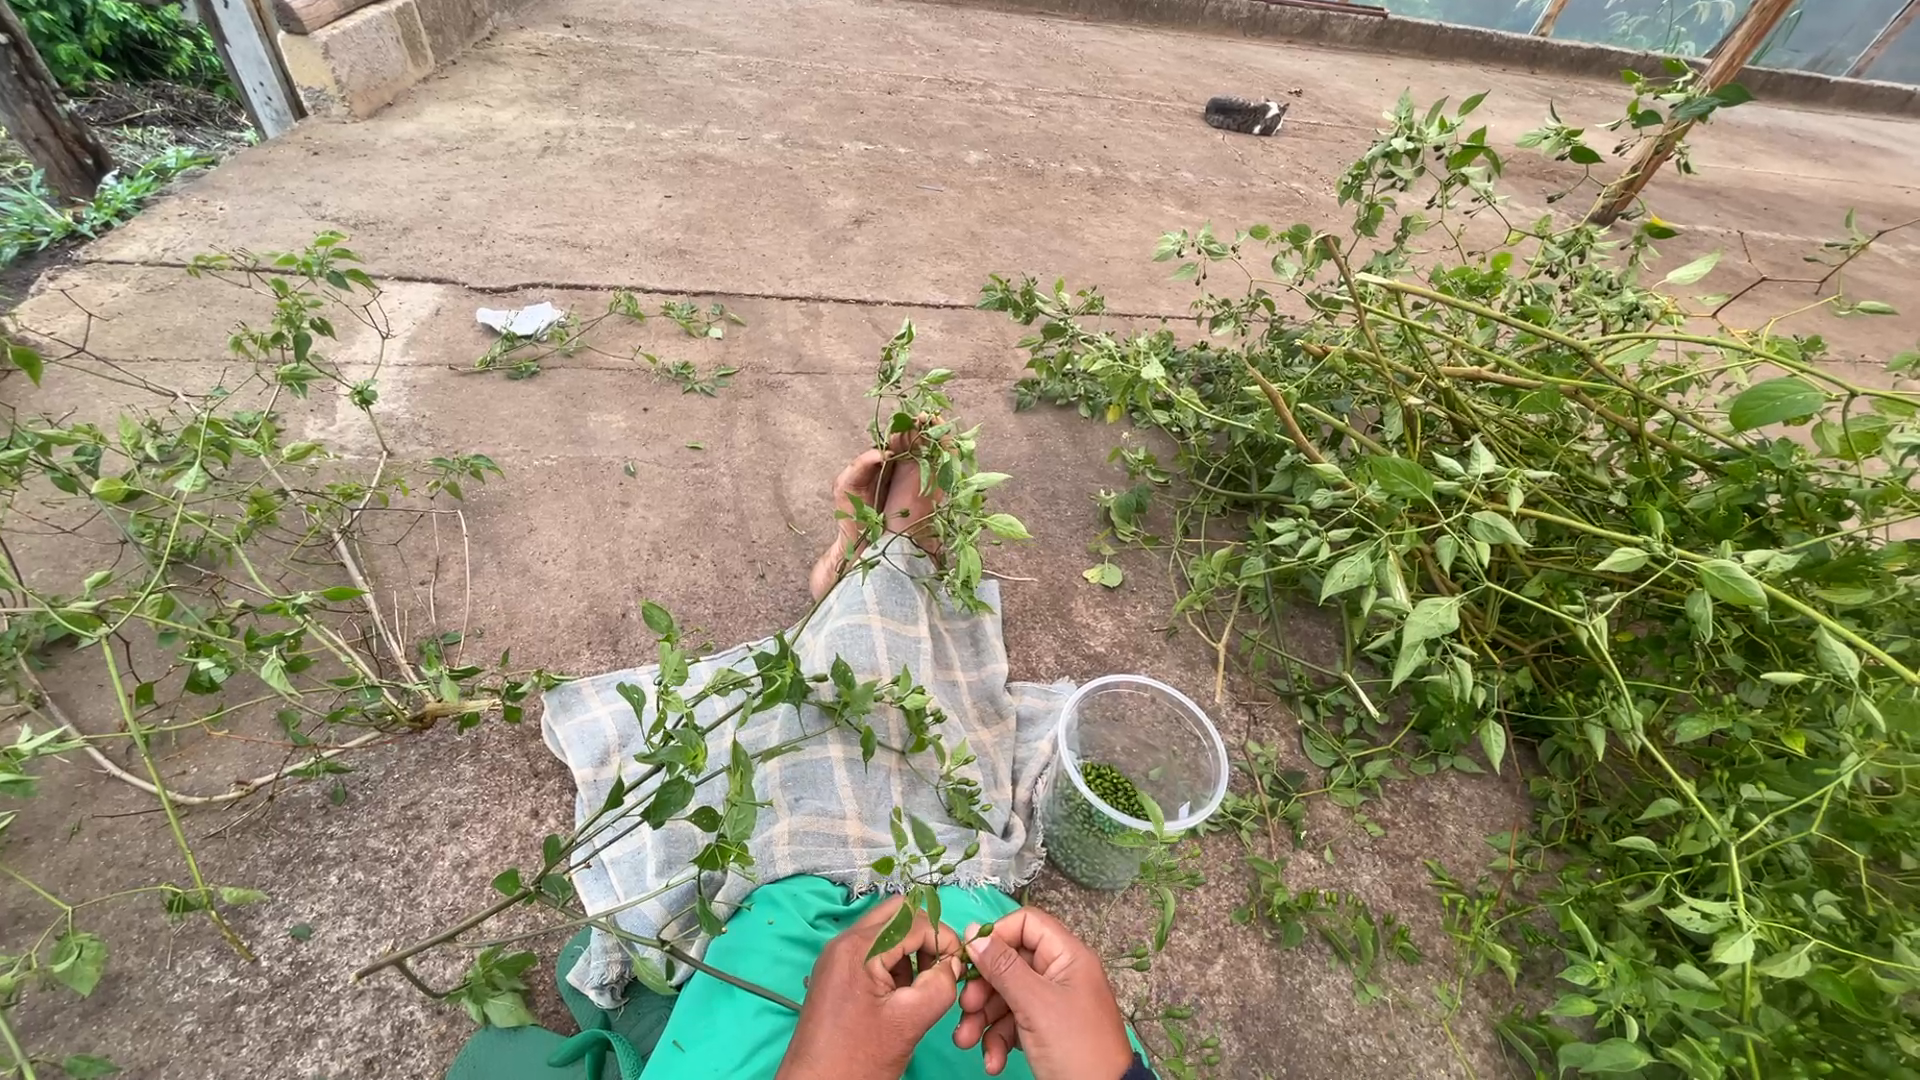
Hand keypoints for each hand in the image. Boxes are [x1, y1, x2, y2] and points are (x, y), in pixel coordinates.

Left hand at [776, 896, 963, 1079]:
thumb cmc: (858, 1060)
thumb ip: (939, 986)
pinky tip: (901, 994)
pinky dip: (894, 962)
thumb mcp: (908, 1023)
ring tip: (921, 986)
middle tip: (941, 967)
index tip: (959, 965)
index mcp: (859, 947)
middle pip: (897, 913)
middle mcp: (844, 941)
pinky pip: (873, 950)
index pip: (914, 921)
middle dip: (926, 935)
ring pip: (886, 930)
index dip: (943, 938)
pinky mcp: (836, 972)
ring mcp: (837, 956)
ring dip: (911, 948)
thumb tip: (954, 964)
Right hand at [953, 907, 1133, 1078]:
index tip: (971, 956)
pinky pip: (1013, 1022)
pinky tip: (992, 1061)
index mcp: (1067, 956)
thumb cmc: (1074, 1047)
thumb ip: (1003, 967)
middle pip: (1011, 963)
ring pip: (1007, 996)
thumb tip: (974, 932)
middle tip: (965, 1006)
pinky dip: (998, 1040)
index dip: (998, 935)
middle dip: (984, 987)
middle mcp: (1059, 974)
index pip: (1027, 924)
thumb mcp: (1036, 1004)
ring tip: (966, 1041)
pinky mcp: (1044, 1031)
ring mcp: (1051, 1004)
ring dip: (984, 1018)